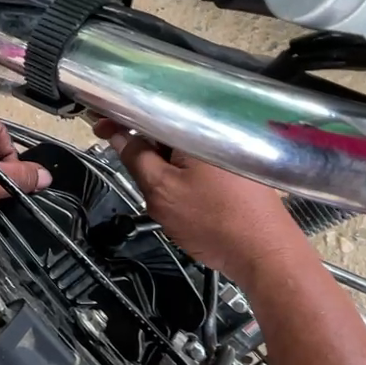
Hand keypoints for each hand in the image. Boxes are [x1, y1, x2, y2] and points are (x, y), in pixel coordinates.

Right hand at [94, 119, 309, 285]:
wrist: (268, 256)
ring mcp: (229, 149)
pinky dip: (179, 166)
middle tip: (115, 149)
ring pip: (179, 142)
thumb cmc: (216, 222)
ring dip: (158, 155)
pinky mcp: (236, 167)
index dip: (119, 114)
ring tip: (147, 181)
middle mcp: (216, 131)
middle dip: (138, 136)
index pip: (149, 108)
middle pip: (164, 123)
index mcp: (197, 129)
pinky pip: (197, 156)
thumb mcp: (161, 190)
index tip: (98, 123)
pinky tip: (172, 187)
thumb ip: (135, 158)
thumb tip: (118, 136)